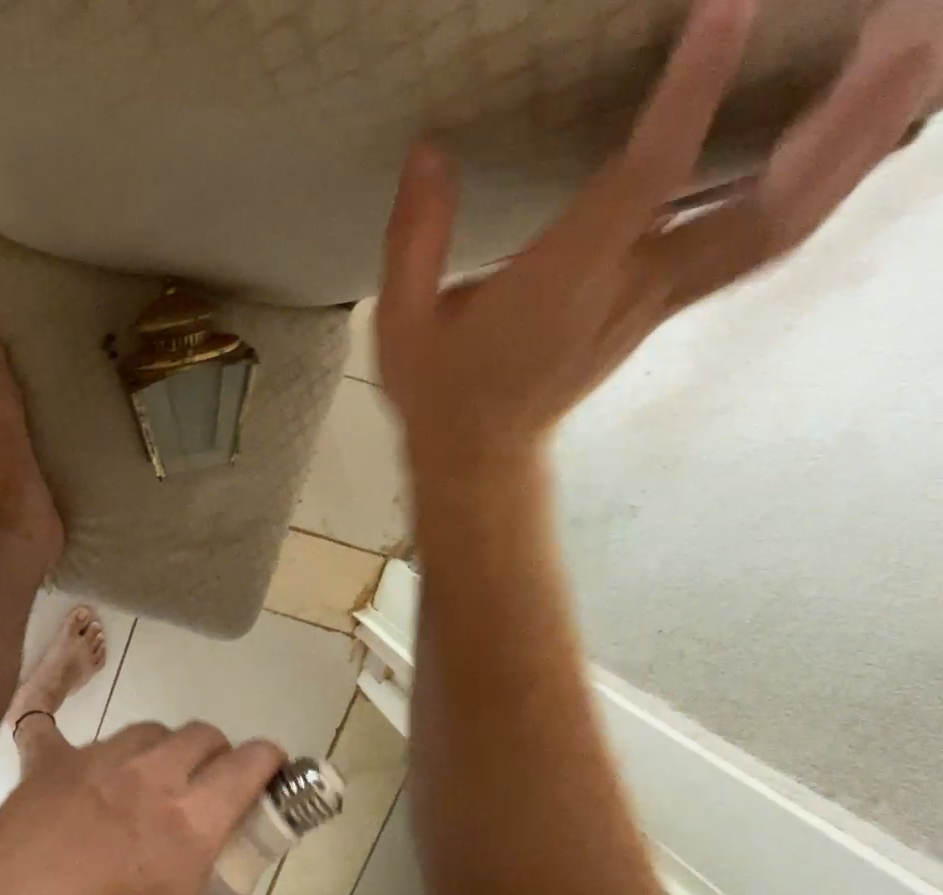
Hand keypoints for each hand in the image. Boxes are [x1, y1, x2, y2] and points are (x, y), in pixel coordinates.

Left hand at [0, 719, 285, 894]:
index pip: (246, 764)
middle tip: (213, 793)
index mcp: (187, 823)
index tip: (273, 774)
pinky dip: (106, 756)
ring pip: (148, 730)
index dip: (269, 761)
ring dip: (166, 751)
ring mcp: (94, 762)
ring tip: (156, 789)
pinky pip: (89, 739)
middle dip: (220, 755)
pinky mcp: (50, 762)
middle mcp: (146, 777)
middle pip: (200, 734)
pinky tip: (94, 783)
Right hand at [378, 0, 940, 477]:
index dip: (692, 90)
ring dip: (861, 141)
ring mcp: (663, 296)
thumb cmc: (439, 385)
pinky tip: (852, 134)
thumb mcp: (402, 315)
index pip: (644, 174)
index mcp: (564, 280)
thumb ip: (416, 235)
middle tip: (912, 16)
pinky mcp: (669, 302)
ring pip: (788, 221)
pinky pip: (767, 238)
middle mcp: (635, 284)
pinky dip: (825, 181)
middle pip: (770, 201)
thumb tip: (430, 151)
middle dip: (847, 114)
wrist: (481, 450)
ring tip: (915, 53)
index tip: (730, 5)